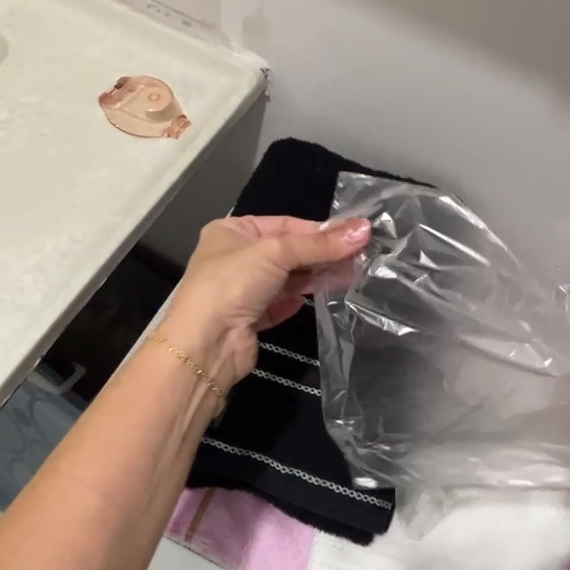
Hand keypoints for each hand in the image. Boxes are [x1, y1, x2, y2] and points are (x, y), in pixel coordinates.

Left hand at [161, 215, 371, 387]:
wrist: (205, 345)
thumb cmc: (233, 283)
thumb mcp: (277, 252)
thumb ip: (321, 243)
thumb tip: (365, 229)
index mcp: (232, 231)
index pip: (285, 224)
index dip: (319, 230)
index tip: (354, 236)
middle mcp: (235, 257)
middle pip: (287, 251)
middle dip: (320, 254)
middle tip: (358, 258)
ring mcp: (241, 289)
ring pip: (286, 278)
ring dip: (314, 276)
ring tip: (348, 276)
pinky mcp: (249, 318)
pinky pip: (280, 303)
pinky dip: (298, 300)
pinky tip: (319, 297)